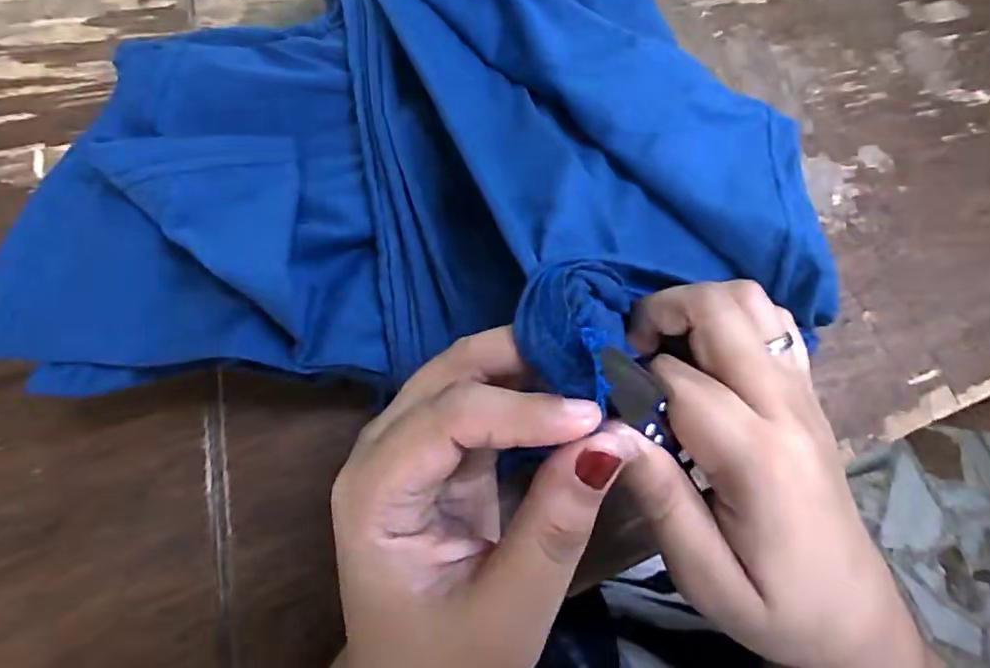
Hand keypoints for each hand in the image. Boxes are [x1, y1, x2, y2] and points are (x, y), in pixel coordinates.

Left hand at [331, 327, 641, 667]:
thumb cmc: (452, 660)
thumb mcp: (512, 607)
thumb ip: (558, 522)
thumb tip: (613, 439)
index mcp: (376, 491)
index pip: (449, 415)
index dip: (523, 407)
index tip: (591, 414)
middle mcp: (380, 447)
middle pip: (451, 370)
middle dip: (521, 353)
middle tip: (590, 360)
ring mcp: (407, 439)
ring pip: (465, 368)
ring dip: (525, 358)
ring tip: (585, 366)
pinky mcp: (437, 445)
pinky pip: (481, 392)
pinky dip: (525, 382)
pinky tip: (565, 386)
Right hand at [617, 281, 931, 667]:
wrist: (856, 614)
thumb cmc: (776, 606)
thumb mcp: (706, 577)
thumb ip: (659, 497)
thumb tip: (608, 430)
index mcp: (758, 456)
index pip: (680, 378)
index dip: (634, 378)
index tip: (616, 404)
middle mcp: (785, 404)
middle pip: (722, 308)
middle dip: (664, 310)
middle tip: (634, 348)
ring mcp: (803, 387)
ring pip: (751, 297)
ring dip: (699, 304)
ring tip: (670, 343)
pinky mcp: (808, 385)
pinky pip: (773, 317)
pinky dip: (733, 313)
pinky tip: (712, 351)